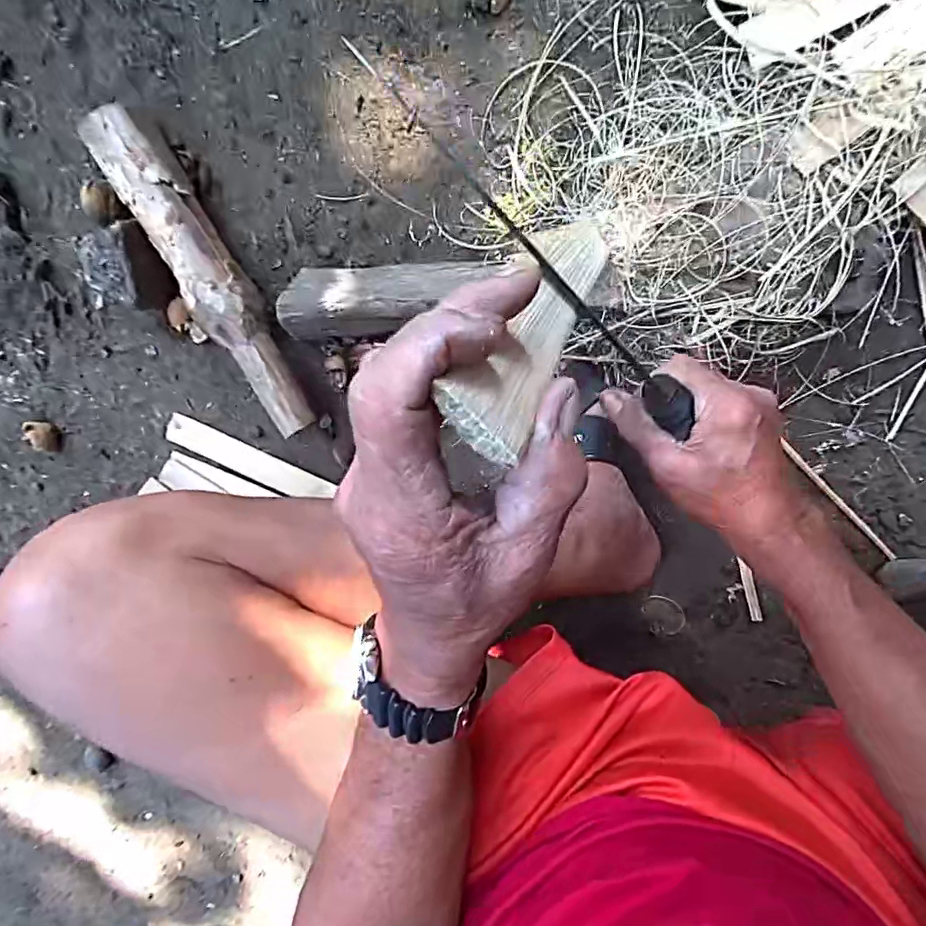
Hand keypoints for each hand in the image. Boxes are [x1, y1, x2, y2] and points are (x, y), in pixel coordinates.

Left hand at [335, 271, 587, 706]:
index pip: (386, 402)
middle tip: (518, 288)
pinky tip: (479, 345)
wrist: (424, 637)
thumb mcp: (529, 555)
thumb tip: (562, 391)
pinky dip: (438, 359)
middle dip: (447, 319)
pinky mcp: (376, 460)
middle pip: (383, 373)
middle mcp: (367, 477)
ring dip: (443, 331)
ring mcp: (363, 466)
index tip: (495, 327)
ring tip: (507, 305)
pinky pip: (397, 394)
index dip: (431, 346)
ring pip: (385, 376)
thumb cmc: (473, 608)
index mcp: (400, 504)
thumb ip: (552, 475)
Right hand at [601, 356, 808, 560]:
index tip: (651, 413)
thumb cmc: (723, 499)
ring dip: (692, 408)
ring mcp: (761, 402)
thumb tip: (612, 399)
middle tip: (672, 435)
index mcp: (728, 401)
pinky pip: (724, 399)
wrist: (765, 519)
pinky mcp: (764, 412)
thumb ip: (636, 426)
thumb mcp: (666, 464)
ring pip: (708, 386)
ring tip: (690, 443)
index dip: (653, 386)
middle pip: (694, 374)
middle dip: (674, 400)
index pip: (677, 364)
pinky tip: (707, 444)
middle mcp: (750, 394)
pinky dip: (709, 415)